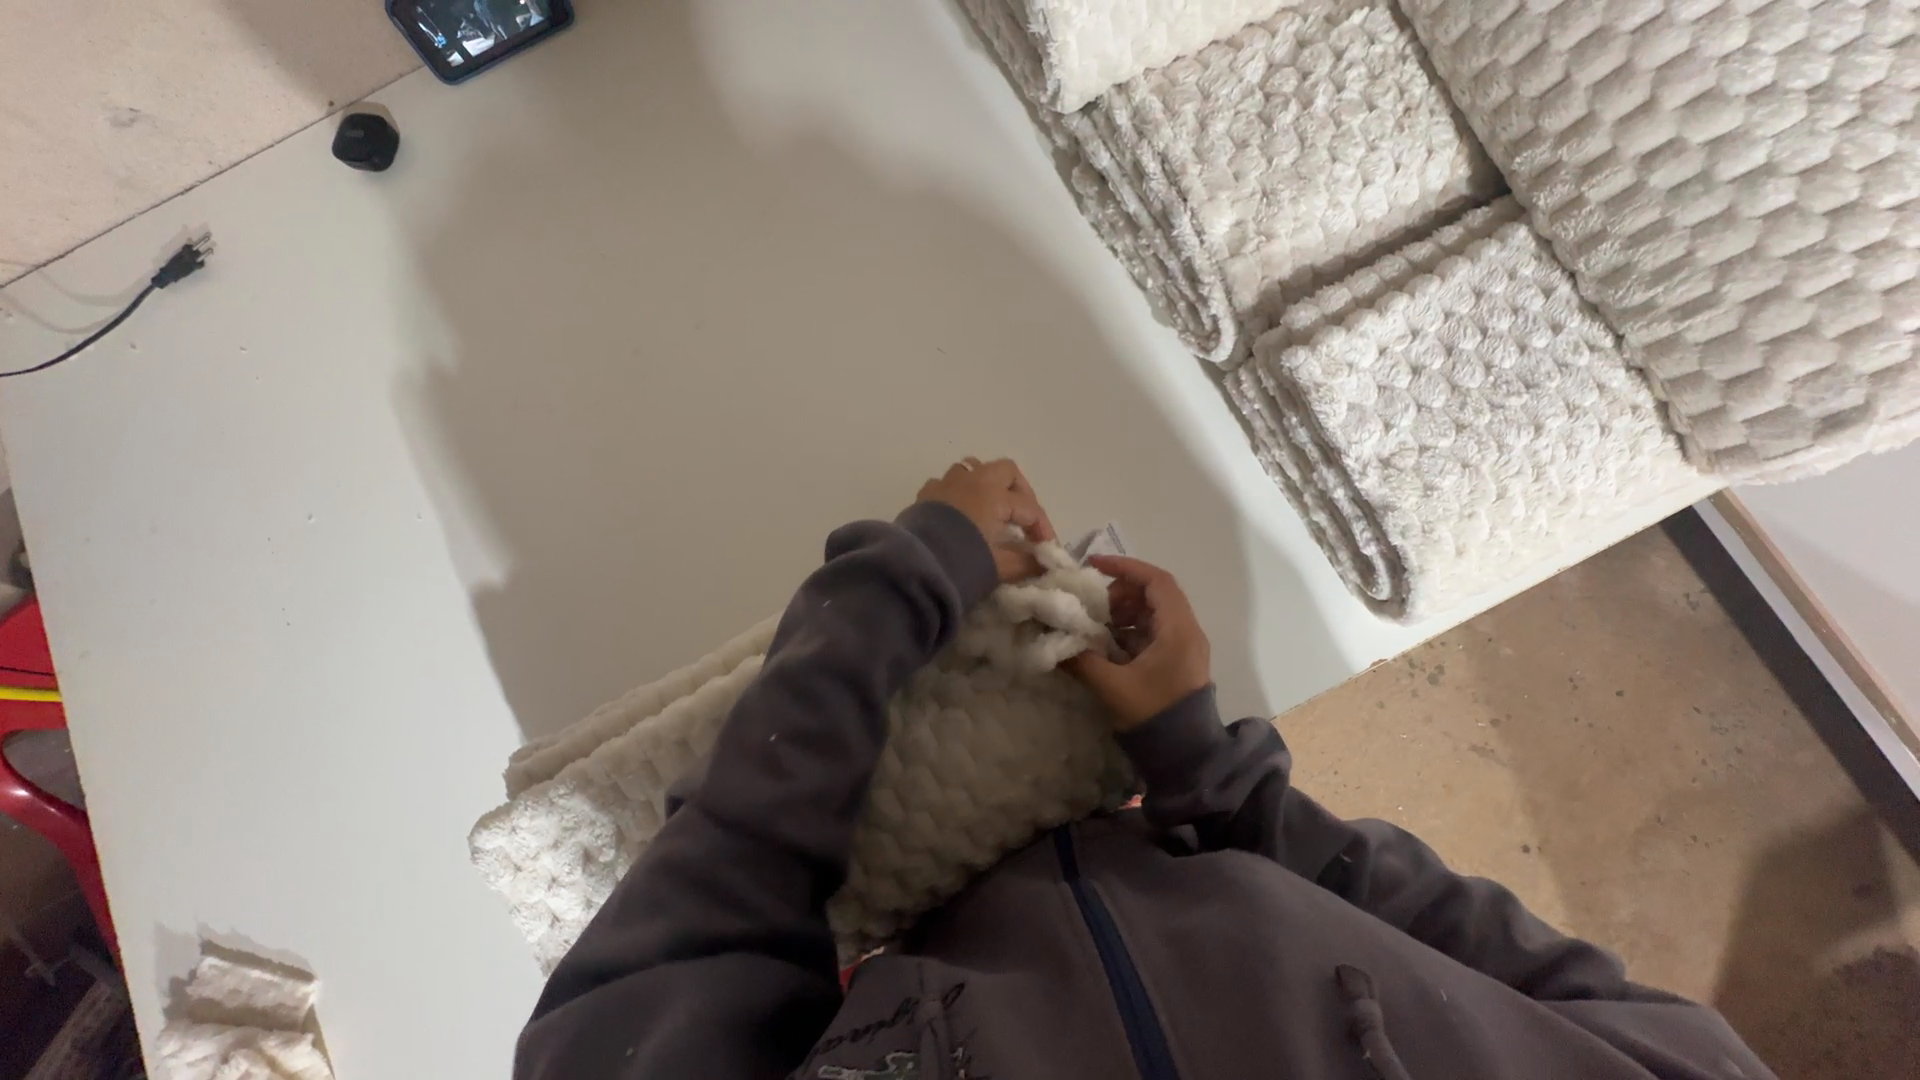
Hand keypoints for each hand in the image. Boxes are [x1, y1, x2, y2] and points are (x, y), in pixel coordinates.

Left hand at [916, 458, 1056, 582]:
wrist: (915, 566)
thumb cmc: (962, 562)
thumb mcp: (999, 567)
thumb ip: (1025, 563)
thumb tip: (1041, 564)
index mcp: (995, 495)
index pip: (1030, 508)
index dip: (1043, 528)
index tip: (1047, 549)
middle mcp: (973, 481)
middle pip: (1006, 471)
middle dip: (1021, 491)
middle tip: (1024, 516)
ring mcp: (947, 484)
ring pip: (974, 468)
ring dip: (988, 484)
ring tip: (993, 507)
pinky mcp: (926, 494)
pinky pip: (947, 483)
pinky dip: (959, 493)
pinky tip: (960, 512)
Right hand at [1066, 555, 1210, 730]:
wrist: (1186, 756)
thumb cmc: (1152, 715)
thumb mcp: (1112, 687)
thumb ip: (1081, 660)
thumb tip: (1052, 642)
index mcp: (1178, 630)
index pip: (1156, 581)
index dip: (1125, 567)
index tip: (1094, 566)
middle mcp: (1187, 632)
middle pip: (1155, 594)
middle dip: (1121, 592)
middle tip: (1093, 604)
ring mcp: (1185, 647)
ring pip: (1154, 613)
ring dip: (1124, 611)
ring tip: (1097, 625)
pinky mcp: (1179, 662)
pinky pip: (1155, 632)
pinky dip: (1130, 630)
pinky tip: (1107, 645)